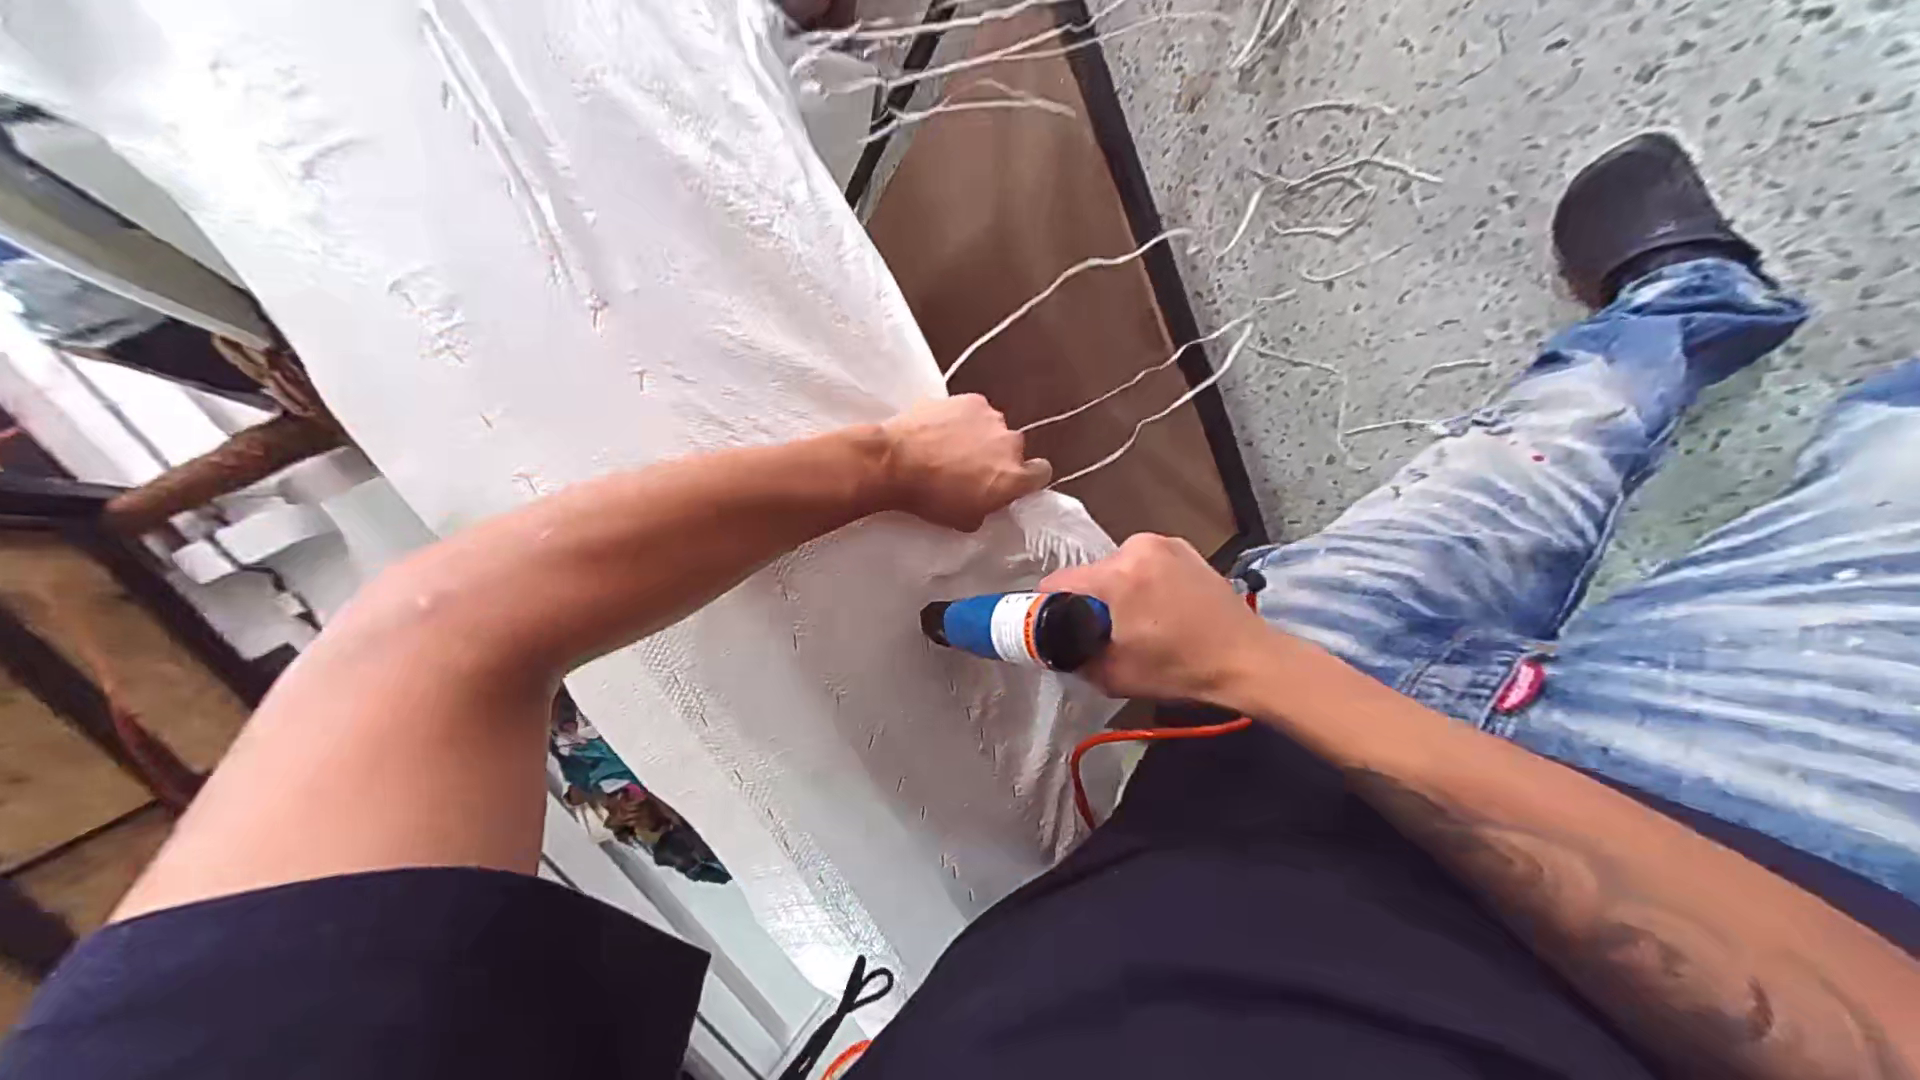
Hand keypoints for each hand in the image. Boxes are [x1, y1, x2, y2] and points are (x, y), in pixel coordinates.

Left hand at [878, 395, 1051, 530]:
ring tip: (949, 446)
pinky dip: (960, 418)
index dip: (1027, 478)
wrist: (893, 462)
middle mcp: (1010, 443)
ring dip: (979, 435)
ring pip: (992, 427)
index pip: (1041, 473)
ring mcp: (989, 417)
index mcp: (1014, 476)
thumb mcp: (965, 519)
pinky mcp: (968, 399)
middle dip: (997, 456)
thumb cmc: (928, 497)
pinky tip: (939, 429)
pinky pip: (972, 410)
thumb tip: (988, 501)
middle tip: (970, 467)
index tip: (1011, 481)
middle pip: (1013, 449)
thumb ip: (988, 507)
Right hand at [1039, 533, 1279, 703]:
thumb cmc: (1181, 669)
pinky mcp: (1183, 547)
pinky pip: (1142, 562)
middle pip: (1089, 573)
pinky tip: (1159, 606)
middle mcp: (1137, 547)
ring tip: (1138, 620)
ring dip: (1116, 589)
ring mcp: (1163, 543)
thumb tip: (1055, 648)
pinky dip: (1142, 580)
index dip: (1049, 606)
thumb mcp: (1114, 675)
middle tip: (1106, 631)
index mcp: (1117, 576)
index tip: (1057, 626)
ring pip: (1116, 566)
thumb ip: (1073, 658)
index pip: (1057, 582)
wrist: (1247, 659)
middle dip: (1089, 599)